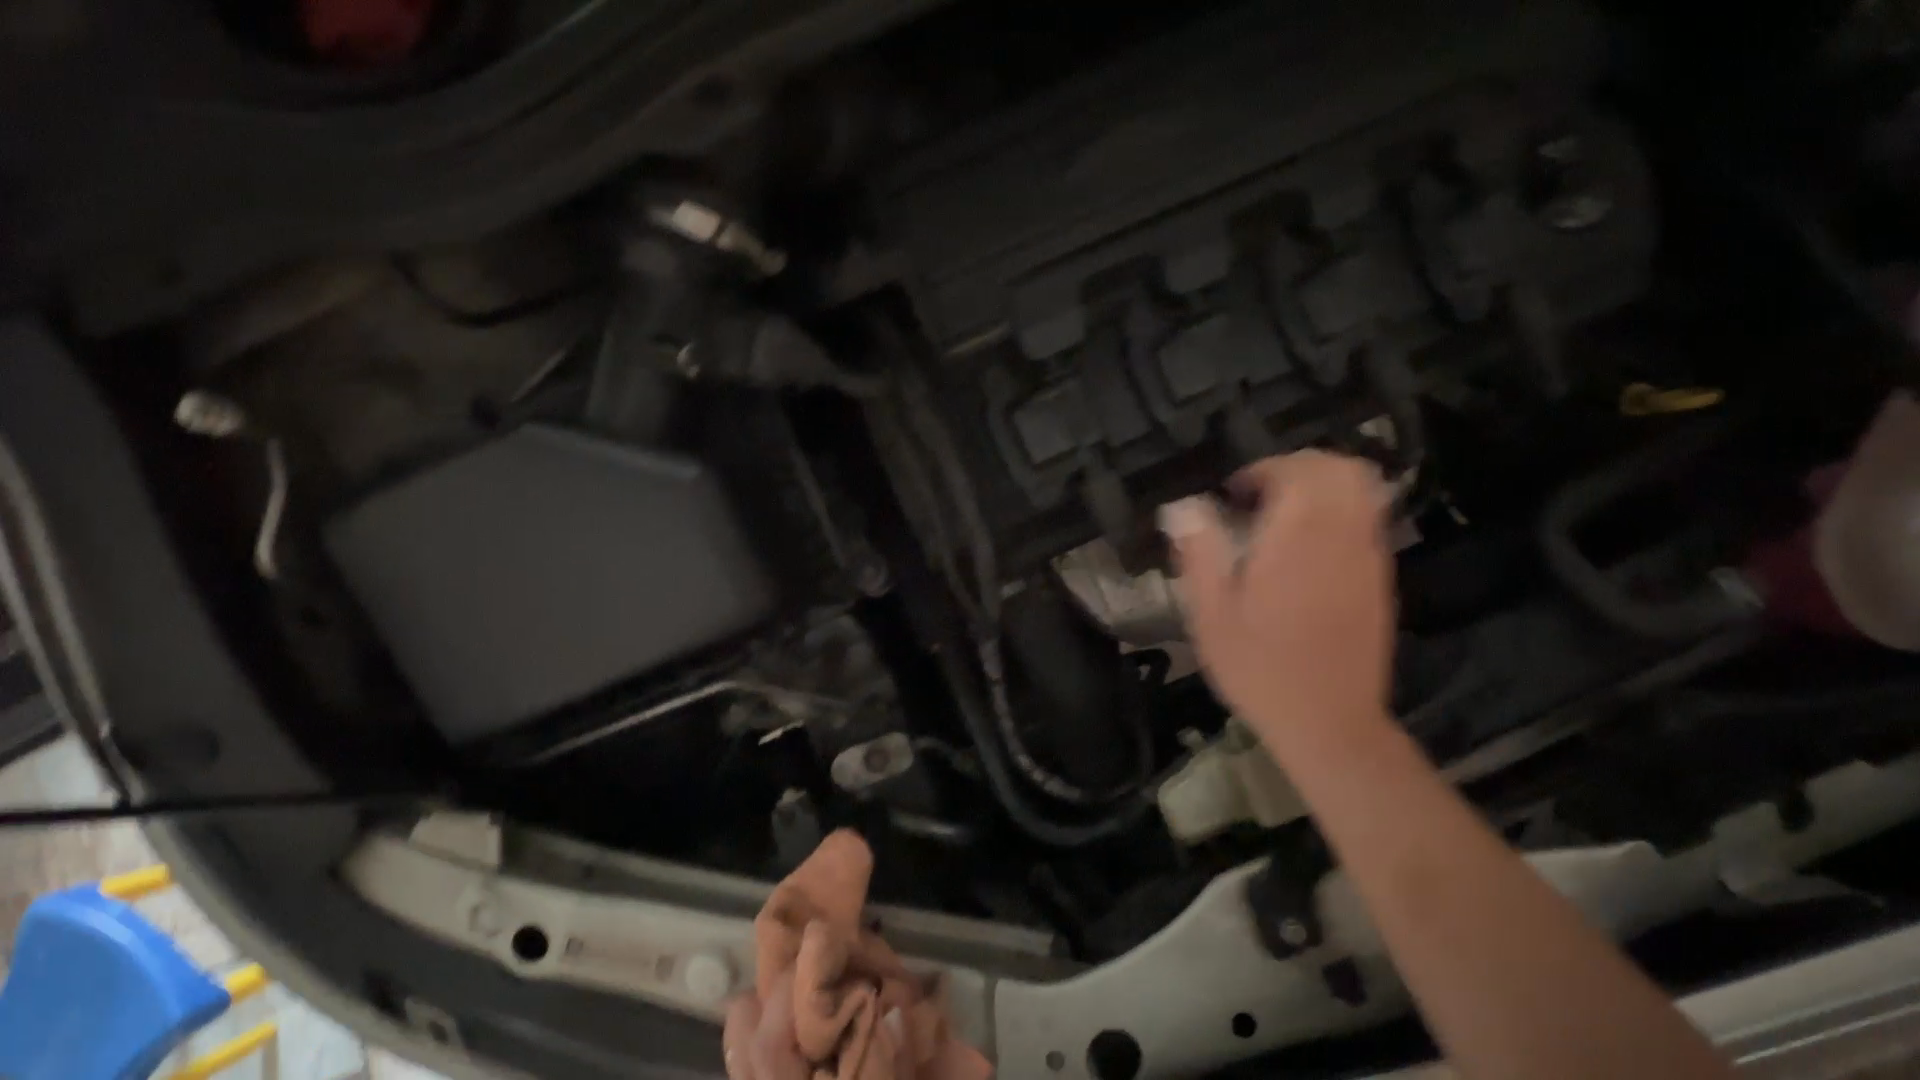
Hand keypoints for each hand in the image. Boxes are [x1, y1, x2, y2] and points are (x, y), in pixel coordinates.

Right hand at [1160, 451, 1395, 749]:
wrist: (1329, 722)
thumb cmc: (1260, 669)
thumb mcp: (1211, 615)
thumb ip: (1199, 552)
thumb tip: (1183, 506)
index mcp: (1297, 537)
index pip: (1295, 469)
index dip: (1261, 471)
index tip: (1232, 497)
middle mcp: (1342, 535)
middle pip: (1338, 468)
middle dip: (1297, 468)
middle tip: (1260, 498)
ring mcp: (1369, 556)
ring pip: (1361, 490)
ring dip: (1322, 487)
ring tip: (1285, 518)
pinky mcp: (1381, 579)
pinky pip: (1368, 522)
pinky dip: (1340, 515)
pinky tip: (1307, 551)